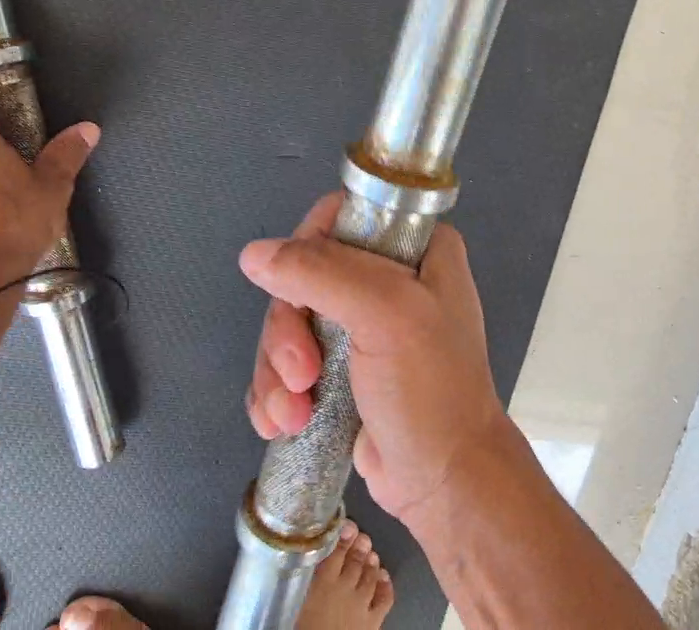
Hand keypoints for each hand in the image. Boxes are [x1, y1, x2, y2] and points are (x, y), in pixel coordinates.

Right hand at [240, 195, 509, 521]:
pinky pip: (288, 364)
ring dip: (278, 373)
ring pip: (289, 324)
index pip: (342, 218)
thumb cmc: (430, 389)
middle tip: (298, 375)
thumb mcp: (385, 315)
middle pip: (304, 276)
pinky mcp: (341, 370)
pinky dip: (277, 393)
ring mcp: (363, 327)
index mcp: (417, 248)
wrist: (444, 480)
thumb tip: (254, 254)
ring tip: (290, 414)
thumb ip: (321, 274)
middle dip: (288, 332)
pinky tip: (281, 424)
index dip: (306, 249)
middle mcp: (390, 279)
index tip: (295, 293)